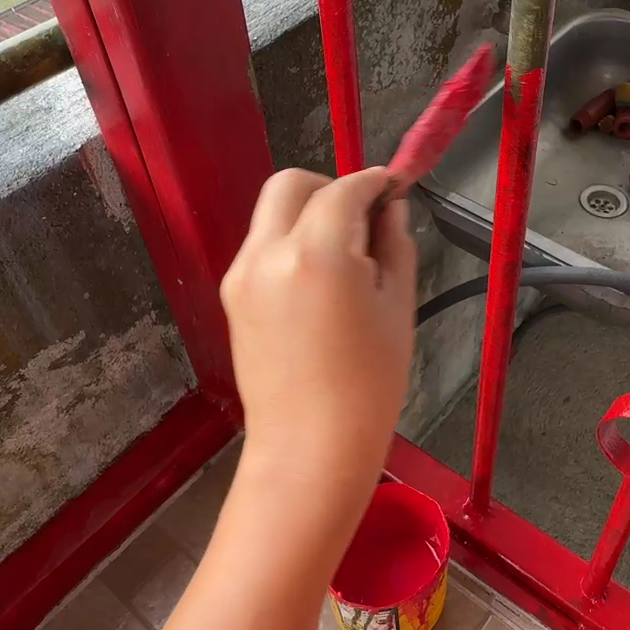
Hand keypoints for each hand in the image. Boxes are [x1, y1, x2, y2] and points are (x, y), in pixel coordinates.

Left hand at [220, 168, 416, 513]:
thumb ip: (394, 244)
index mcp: (316, 253)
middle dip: (330, 187)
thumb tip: (390, 208)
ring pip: (271, 213)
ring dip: (307, 214)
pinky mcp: (231, 295)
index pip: (344, 190)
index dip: (373, 181)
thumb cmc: (370, 384)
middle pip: (291, 184)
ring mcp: (241, 273)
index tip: (393, 186)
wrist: (310, 447)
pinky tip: (317, 281)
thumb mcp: (397, 307)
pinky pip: (261, 245)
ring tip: (342, 256)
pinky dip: (289, 242)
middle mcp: (267, 252)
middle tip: (362, 218)